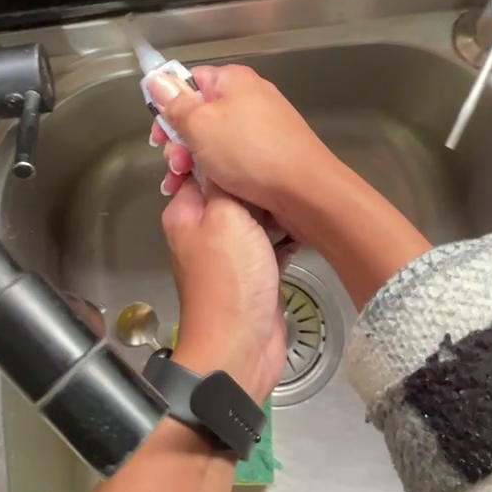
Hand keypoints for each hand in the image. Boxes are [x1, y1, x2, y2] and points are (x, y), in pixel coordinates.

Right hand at [148, 65, 335, 211]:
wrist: (306, 191)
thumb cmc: (249, 152)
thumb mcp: (201, 125)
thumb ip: (175, 104)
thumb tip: (157, 79)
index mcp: (233, 81)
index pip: (189, 82)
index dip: (168, 108)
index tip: (159, 136)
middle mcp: (249, 98)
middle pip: (199, 114)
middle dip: (179, 142)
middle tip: (175, 165)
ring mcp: (261, 127)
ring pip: (213, 141)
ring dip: (192, 162)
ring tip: (184, 183)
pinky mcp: (269, 153)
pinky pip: (232, 158)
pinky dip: (216, 172)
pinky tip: (205, 190)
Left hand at [161, 178, 286, 404]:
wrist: (240, 346)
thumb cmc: (230, 277)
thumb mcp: (225, 218)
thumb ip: (223, 185)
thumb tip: (219, 159)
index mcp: (186, 213)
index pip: (202, 169)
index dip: (228, 156)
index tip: (256, 146)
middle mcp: (204, 230)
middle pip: (233, 194)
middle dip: (259, 186)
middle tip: (286, 173)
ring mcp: (230, 253)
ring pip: (255, 219)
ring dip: (277, 213)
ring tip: (300, 198)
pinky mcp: (254, 274)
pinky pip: (271, 245)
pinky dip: (285, 239)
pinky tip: (305, 226)